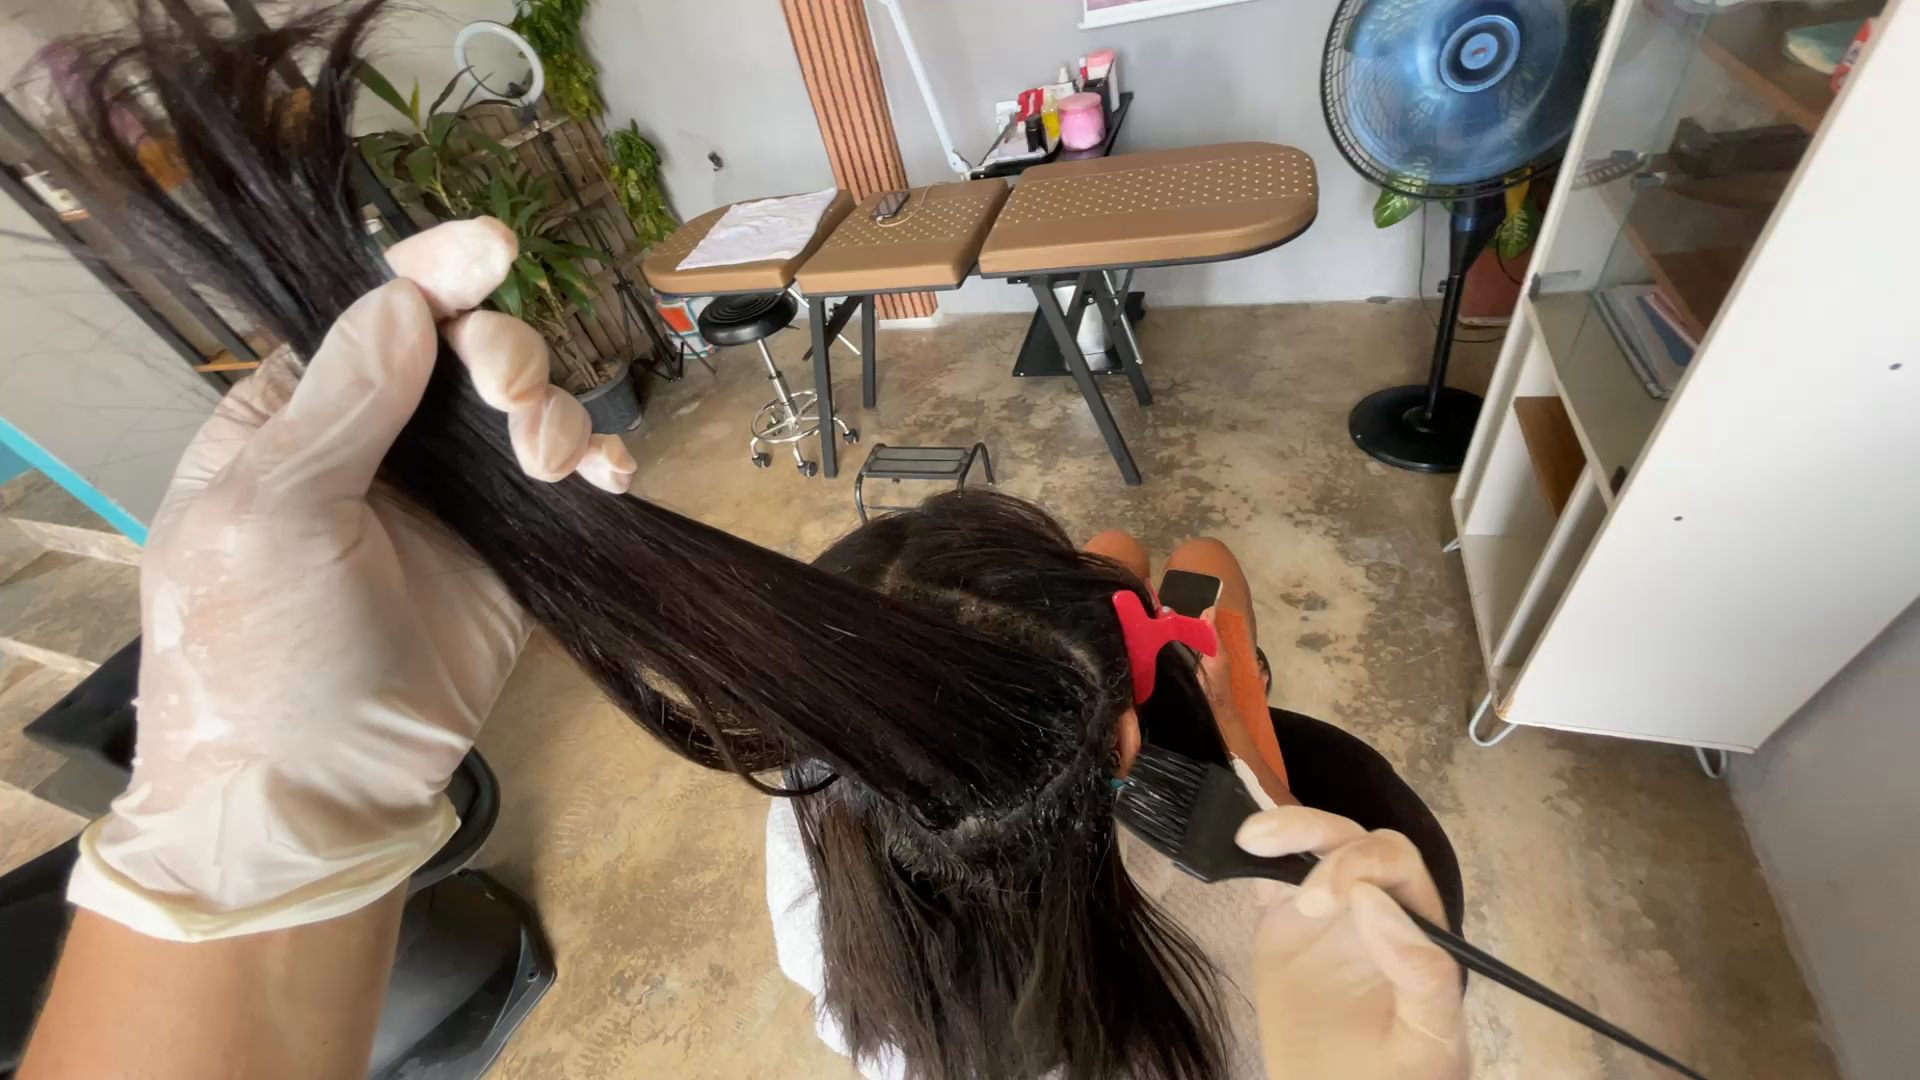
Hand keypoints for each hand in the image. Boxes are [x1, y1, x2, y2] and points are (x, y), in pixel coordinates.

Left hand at [67, 219, 635, 940]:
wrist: (332, 779)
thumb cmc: (268, 648)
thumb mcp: (272, 517)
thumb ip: (340, 406)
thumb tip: (403, 303)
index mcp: (307, 417)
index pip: (377, 315)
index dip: (436, 271)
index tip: (496, 251)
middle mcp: (395, 442)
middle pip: (475, 355)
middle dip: (511, 363)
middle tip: (515, 411)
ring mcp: (469, 493)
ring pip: (538, 412)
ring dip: (562, 418)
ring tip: (554, 468)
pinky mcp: (526, 541)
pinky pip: (576, 481)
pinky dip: (604, 465)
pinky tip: (613, 479)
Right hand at [1237, 806, 1467, 1079]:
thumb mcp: (1428, 1045)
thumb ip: (1422, 976)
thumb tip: (1375, 901)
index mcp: (1417, 927)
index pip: (1396, 865)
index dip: (1361, 866)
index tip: (1323, 901)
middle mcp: (1374, 904)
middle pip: (1351, 839)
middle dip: (1317, 838)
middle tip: (1287, 878)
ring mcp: (1326, 906)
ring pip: (1312, 841)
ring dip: (1285, 828)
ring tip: (1250, 839)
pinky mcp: (1282, 913)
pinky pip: (1271, 867)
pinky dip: (1255, 849)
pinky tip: (1240, 844)